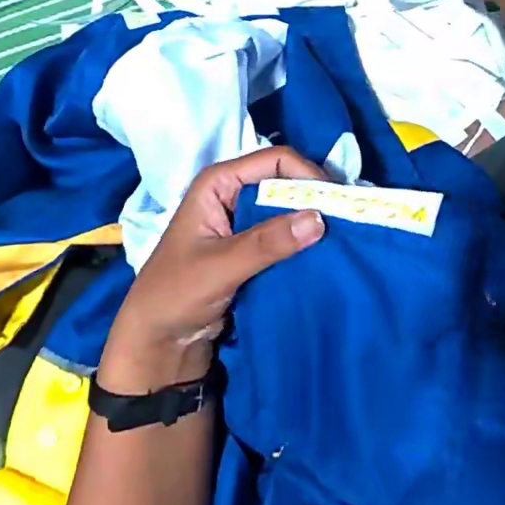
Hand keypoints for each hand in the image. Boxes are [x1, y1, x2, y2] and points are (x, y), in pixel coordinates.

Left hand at [100, 147, 326, 392]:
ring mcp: (242, 221)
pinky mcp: (251, 248)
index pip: (274, 161)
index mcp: (219, 183)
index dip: (307, 174)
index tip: (335, 202)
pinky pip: (285, 235)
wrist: (156, 343)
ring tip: (344, 237)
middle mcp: (233, 193)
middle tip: (348, 220)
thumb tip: (319, 218)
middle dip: (314, 198)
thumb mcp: (221, 266)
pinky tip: (324, 254)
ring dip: (311, 222)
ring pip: (287, 209)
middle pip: (285, 181)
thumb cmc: (175, 294)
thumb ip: (267, 242)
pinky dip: (303, 242)